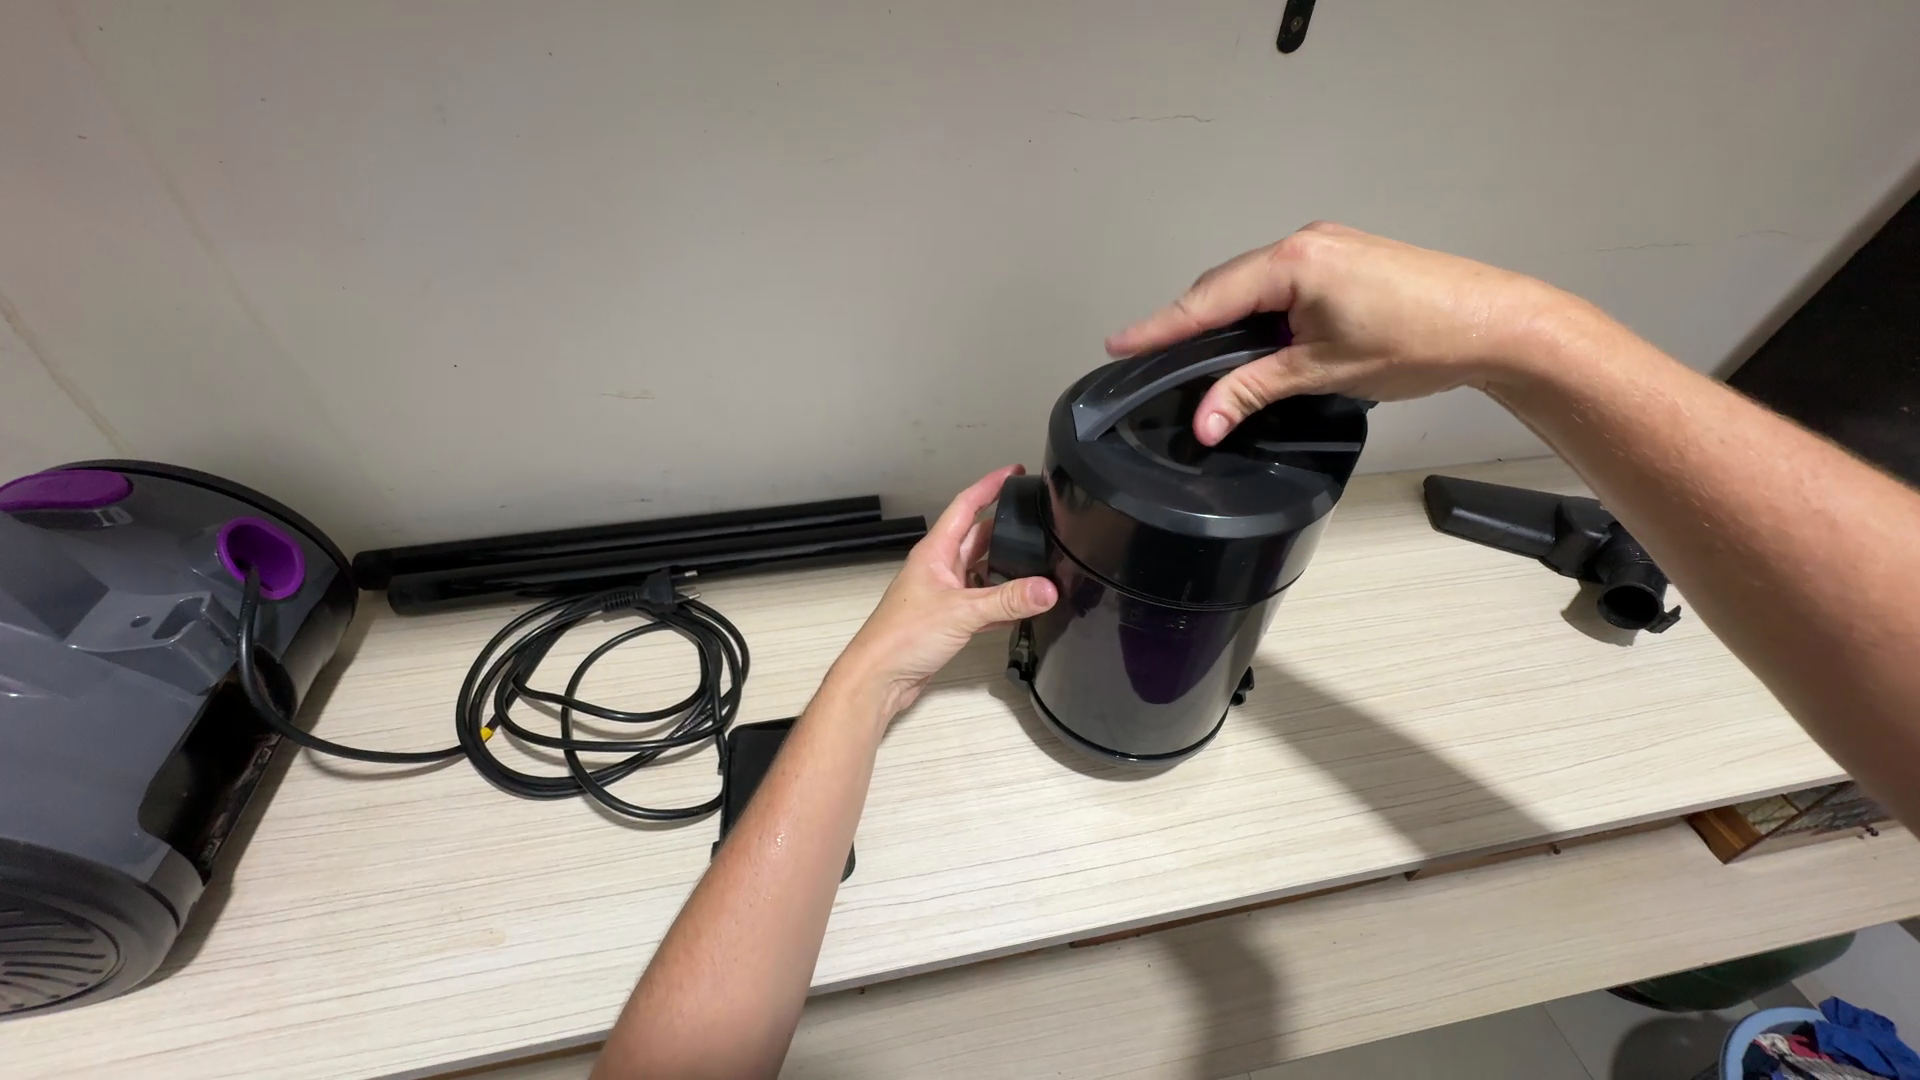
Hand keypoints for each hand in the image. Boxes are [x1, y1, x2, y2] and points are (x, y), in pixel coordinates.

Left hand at [830, 466, 1057, 719]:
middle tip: (1035, 519)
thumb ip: (1007, 600)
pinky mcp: (948, 619)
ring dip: (1005, 568)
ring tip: (1036, 562)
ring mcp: (943, 593)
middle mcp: (939, 567)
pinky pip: (982, 602)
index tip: (1014, 473)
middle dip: (1005, 528)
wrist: (880, 677)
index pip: (966, 506)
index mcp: (935, 552)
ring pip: (981, 570)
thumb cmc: (901, 636)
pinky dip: (1001, 603)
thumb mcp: (962, 611)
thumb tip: (1046, 588)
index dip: (990, 486)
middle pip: (977, 537)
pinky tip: (1021, 607)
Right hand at [1104, 222, 1565, 444]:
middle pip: (1221, 285)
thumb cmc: (1418, 340)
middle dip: (1184, 321)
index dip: (1159, 326)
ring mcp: (1323, 247)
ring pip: (1247, 283)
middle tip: (1147, 352)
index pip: (1207, 300)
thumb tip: (1202, 424)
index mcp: (1294, 262)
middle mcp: (1303, 243)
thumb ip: (1251, 391)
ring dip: (1218, 316)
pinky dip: (1249, 309)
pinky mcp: (1339, 259)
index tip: (1118, 343)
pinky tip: (1243, 334)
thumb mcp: (1322, 372)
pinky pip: (1274, 281)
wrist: (1497, 324)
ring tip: (1188, 350)